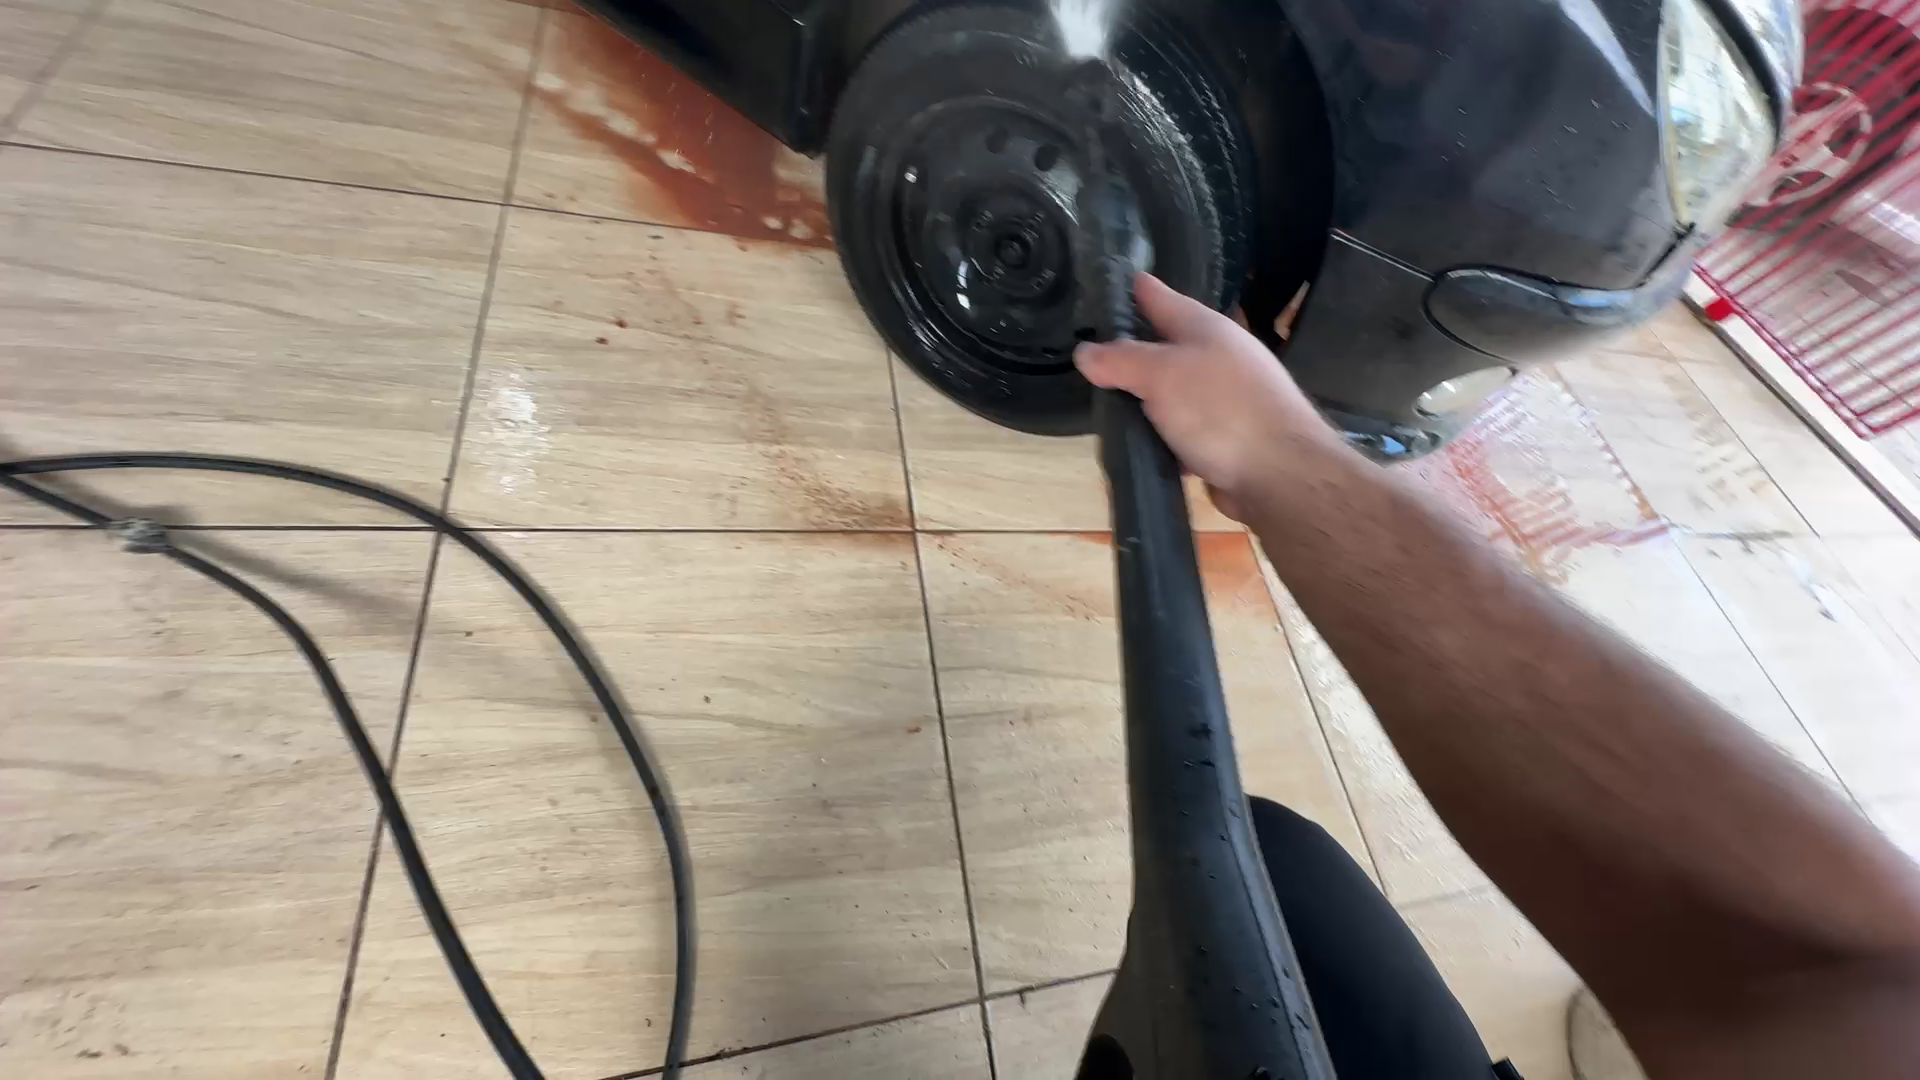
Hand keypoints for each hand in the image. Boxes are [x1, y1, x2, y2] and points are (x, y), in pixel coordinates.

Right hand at [1074, 273, 1347, 519]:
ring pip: (1169, 391)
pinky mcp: (1222, 438)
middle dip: (1127, 352)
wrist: (1279, 474)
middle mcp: (1216, 356)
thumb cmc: (1221, 411)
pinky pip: (1179, 429)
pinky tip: (1136, 446)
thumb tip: (1083, 351)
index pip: (1157, 295)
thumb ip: (1120, 361)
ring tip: (1102, 406)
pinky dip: (1158, 435)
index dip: (1126, 289)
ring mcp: (1222, 398)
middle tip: (1085, 359)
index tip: (1093, 289)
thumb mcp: (1161, 376)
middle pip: (1161, 346)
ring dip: (1141, 399)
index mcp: (1204, 327)